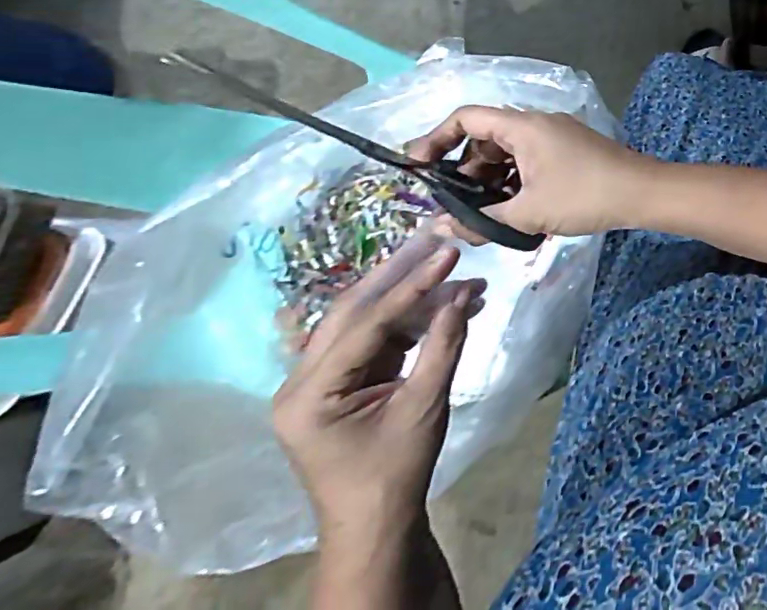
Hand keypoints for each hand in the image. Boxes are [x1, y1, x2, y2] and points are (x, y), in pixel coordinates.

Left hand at [271, 225, 484, 541]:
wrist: (377, 523)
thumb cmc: (395, 472)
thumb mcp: (424, 407)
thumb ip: (443, 345)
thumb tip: (464, 293)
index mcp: (309, 393)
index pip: (365, 323)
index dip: (412, 286)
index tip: (448, 255)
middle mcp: (302, 379)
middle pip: (354, 309)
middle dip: (401, 274)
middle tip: (440, 243)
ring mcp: (319, 379)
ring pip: (366, 318)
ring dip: (412, 295)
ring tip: (458, 274)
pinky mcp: (341, 380)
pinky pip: (376, 337)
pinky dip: (411, 319)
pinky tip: (447, 304)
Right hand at [405, 107, 656, 243]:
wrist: (643, 193)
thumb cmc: (584, 196)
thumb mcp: (529, 213)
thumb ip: (482, 221)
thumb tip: (442, 229)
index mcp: (523, 126)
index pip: (466, 118)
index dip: (436, 139)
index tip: (418, 168)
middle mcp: (537, 123)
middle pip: (486, 137)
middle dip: (465, 170)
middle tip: (454, 204)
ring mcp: (556, 136)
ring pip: (508, 152)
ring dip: (491, 180)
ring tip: (482, 214)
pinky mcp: (569, 151)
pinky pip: (529, 159)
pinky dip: (515, 181)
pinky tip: (513, 211)